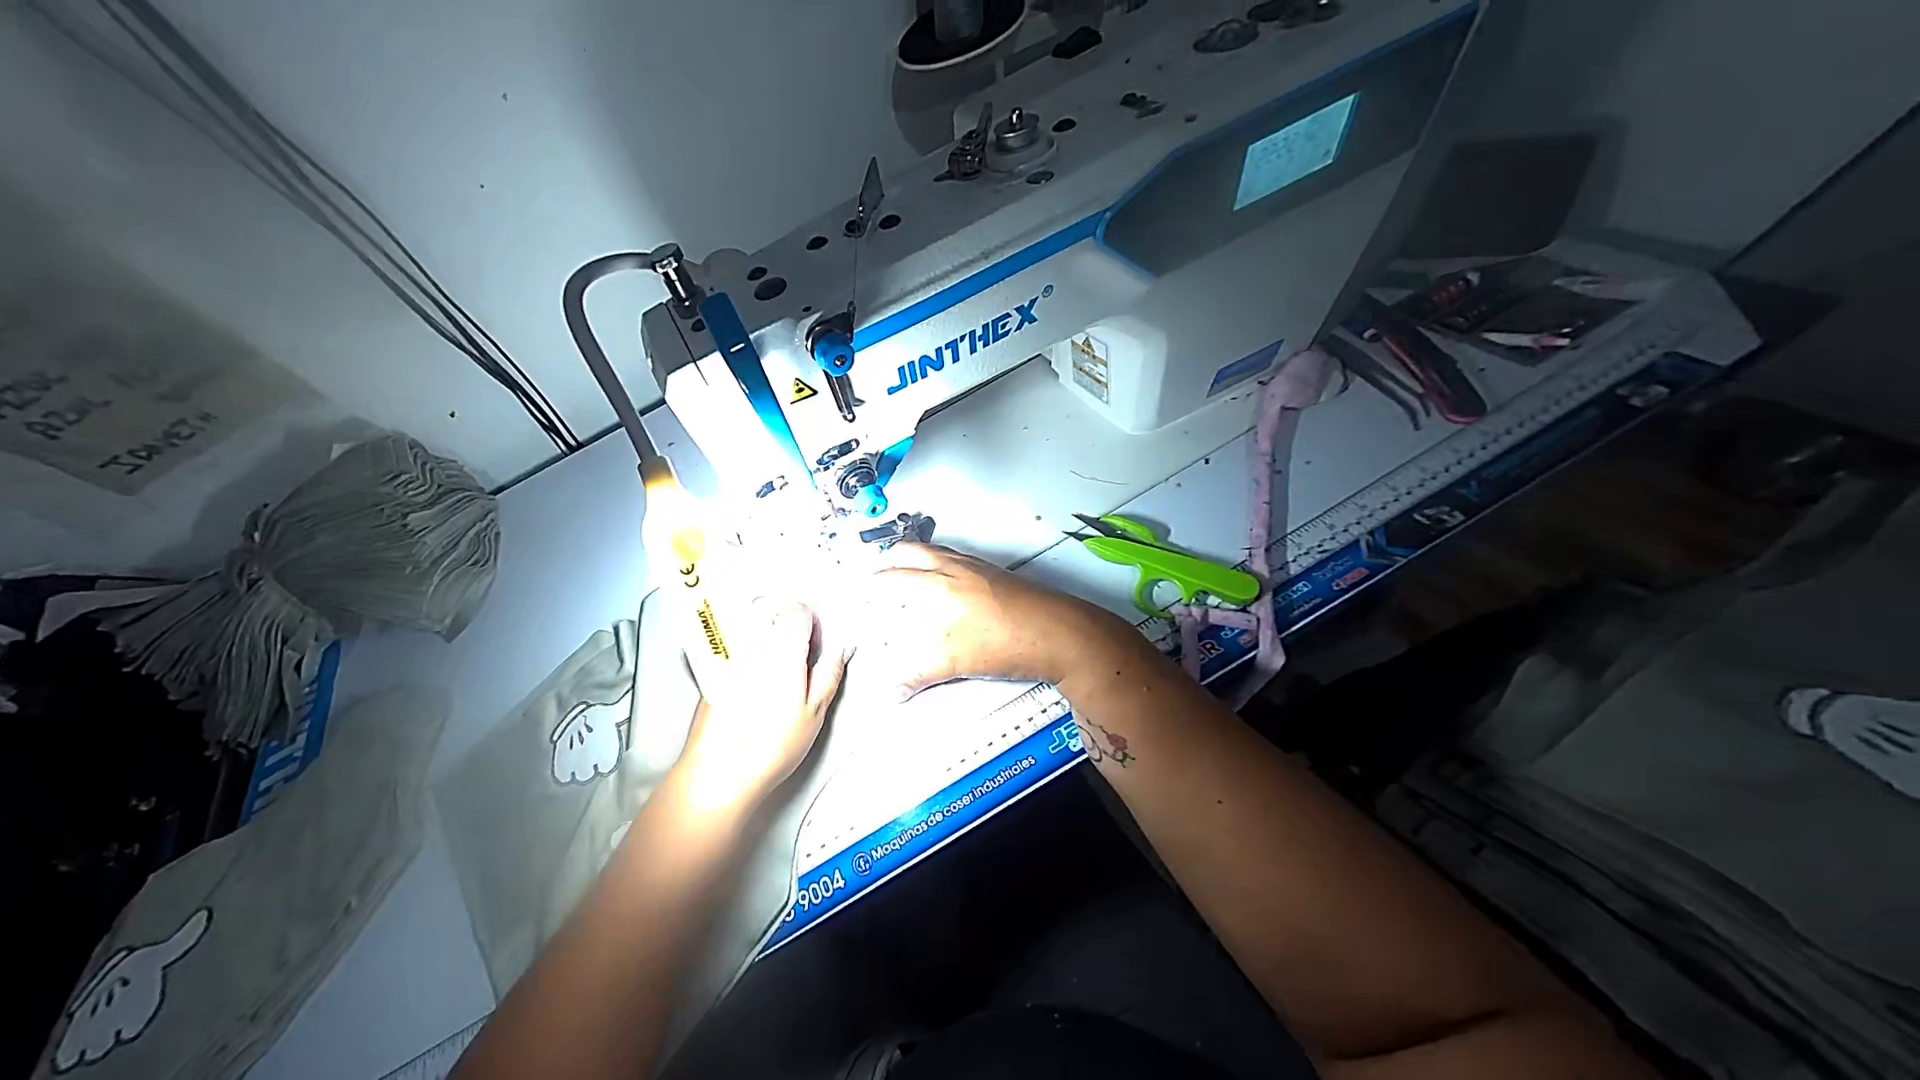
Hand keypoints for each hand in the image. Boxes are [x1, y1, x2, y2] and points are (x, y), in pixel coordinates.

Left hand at [674, 598, 847, 811]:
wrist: (716, 773)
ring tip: (772, 663)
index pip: (798, 610)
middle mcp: (751, 645)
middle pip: (769, 608)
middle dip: (784, 619)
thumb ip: (829, 673)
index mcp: (782, 650)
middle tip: (796, 647)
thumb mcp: (813, 713)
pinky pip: (728, 644)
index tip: (815, 640)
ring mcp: (726, 656)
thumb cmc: (765, 749)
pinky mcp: (708, 670)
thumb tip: (839, 652)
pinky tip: (750, 680)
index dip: (811, 622)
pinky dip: (741, 650)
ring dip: (762, 630)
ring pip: (745, 622)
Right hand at [858, 543, 1136, 697]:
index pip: (895, 577)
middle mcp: (955, 567)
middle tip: (879, 572)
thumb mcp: (957, 661)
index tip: (860, 590)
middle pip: (914, 550)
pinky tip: (949, 581)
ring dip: (917, 556)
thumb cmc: (1004, 643)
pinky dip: (940, 561)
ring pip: (938, 550)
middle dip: (891, 558)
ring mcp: (978, 566)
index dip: (874, 583)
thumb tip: (892, 692)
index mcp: (939, 584)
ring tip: (909, 571)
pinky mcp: (997, 573)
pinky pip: (957, 557)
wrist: (1060, 631)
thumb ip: (920, 674)